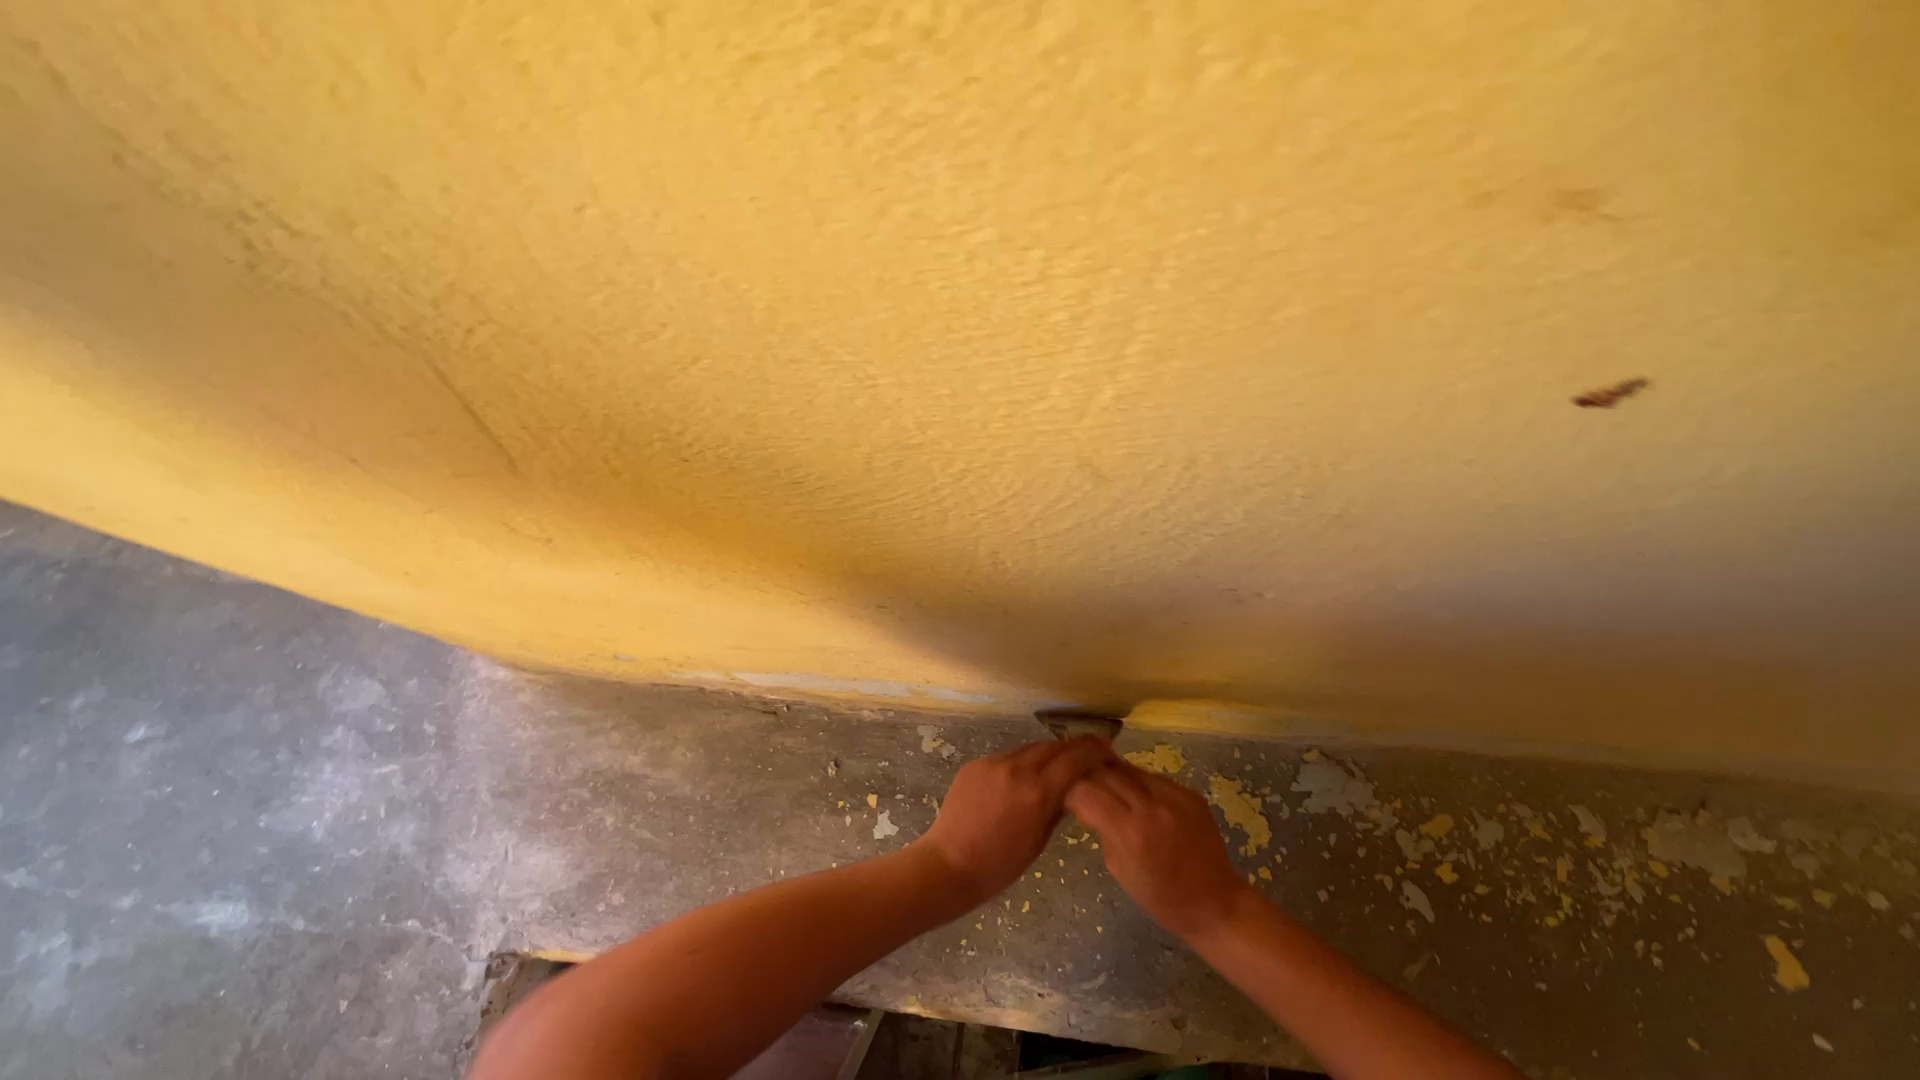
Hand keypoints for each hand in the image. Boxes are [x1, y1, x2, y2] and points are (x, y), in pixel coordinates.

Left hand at [912, 737, 1114, 905]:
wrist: (948, 865)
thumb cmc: (999, 866)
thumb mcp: (1038, 841)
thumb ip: (1057, 808)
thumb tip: (1073, 788)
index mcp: (1038, 792)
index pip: (1076, 758)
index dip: (1096, 750)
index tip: (1108, 751)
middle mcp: (1018, 769)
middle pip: (1055, 747)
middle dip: (1075, 749)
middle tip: (1088, 756)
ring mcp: (994, 764)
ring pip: (1031, 749)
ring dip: (1048, 755)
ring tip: (1057, 768)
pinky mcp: (976, 765)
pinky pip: (1008, 757)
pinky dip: (1022, 763)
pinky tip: (1023, 780)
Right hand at [1067, 760, 1252, 937]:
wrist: (1214, 902)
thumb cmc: (1160, 897)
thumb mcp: (1118, 868)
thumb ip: (1102, 829)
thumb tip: (1088, 805)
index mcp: (1129, 831)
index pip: (1085, 791)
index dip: (1070, 793)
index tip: (1066, 802)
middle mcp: (1151, 805)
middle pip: (1105, 771)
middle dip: (1088, 778)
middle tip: (1082, 790)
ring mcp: (1174, 795)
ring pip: (1129, 768)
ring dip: (1112, 777)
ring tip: (1108, 792)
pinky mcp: (1189, 793)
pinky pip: (1153, 778)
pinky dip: (1138, 785)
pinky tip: (1138, 801)